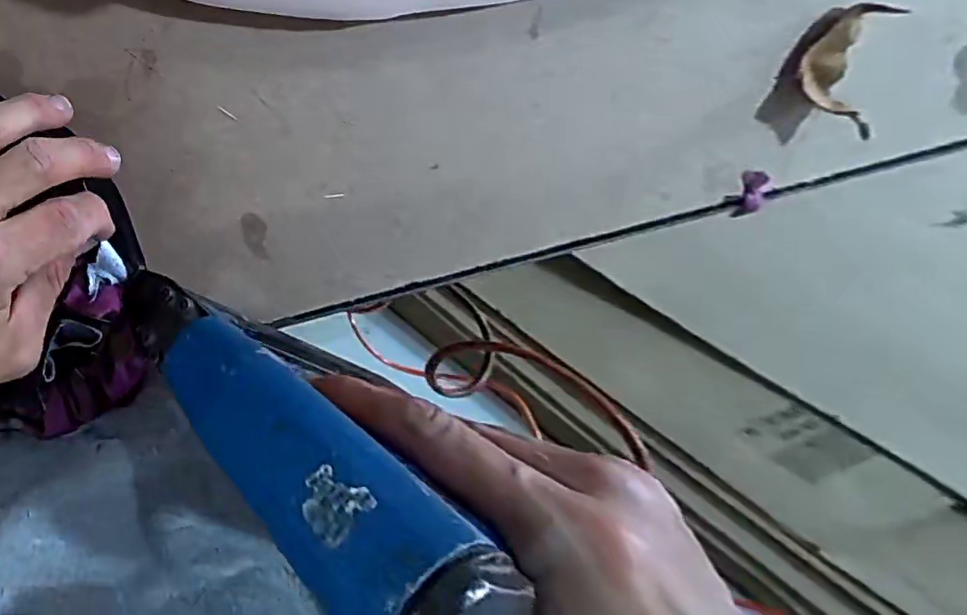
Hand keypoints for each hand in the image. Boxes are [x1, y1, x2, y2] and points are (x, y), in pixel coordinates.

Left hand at [0, 58, 119, 434]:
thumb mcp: (10, 350)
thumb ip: (50, 288)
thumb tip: (76, 235)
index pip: (65, 218)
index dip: (96, 213)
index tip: (100, 220)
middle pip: (36, 161)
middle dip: (84, 154)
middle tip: (106, 157)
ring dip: (32, 109)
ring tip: (61, 107)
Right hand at [315, 376, 731, 614]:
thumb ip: (448, 579)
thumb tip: (380, 549)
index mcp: (577, 527)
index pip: (445, 440)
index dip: (374, 408)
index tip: (324, 389)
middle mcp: (605, 486)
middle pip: (474, 439)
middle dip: (410, 439)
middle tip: (353, 447)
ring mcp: (630, 486)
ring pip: (507, 450)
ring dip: (455, 462)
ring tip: (408, 479)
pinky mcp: (642, 496)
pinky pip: (542, 469)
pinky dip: (500, 479)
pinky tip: (478, 504)